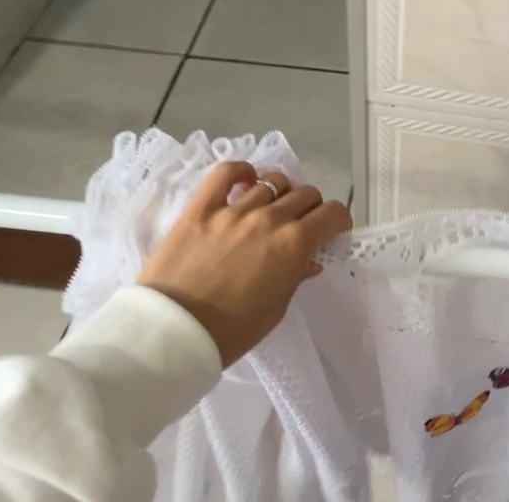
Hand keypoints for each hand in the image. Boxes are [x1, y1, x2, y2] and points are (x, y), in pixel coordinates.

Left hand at [137, 162, 352, 366]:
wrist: (170, 336)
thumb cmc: (229, 332)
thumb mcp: (275, 310)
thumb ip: (295, 277)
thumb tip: (309, 260)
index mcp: (294, 244)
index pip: (331, 214)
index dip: (338, 220)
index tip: (334, 229)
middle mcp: (270, 219)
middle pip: (305, 194)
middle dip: (312, 207)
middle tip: (302, 222)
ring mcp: (234, 210)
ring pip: (272, 181)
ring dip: (281, 192)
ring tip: (273, 205)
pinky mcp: (201, 208)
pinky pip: (225, 173)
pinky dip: (240, 171)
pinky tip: (245, 180)